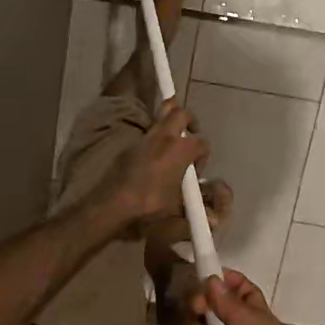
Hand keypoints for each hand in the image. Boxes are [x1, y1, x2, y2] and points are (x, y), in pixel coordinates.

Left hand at [98, 100, 207, 228]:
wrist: (117, 201)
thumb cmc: (152, 202)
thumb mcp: (178, 205)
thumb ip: (193, 200)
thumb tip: (208, 211)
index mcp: (182, 150)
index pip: (202, 143)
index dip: (203, 156)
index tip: (195, 170)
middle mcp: (166, 137)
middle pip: (182, 114)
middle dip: (190, 121)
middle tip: (191, 134)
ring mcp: (147, 136)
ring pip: (163, 112)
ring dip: (171, 116)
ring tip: (175, 128)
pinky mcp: (133, 142)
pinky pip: (149, 128)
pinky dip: (156, 131)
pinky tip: (155, 149)